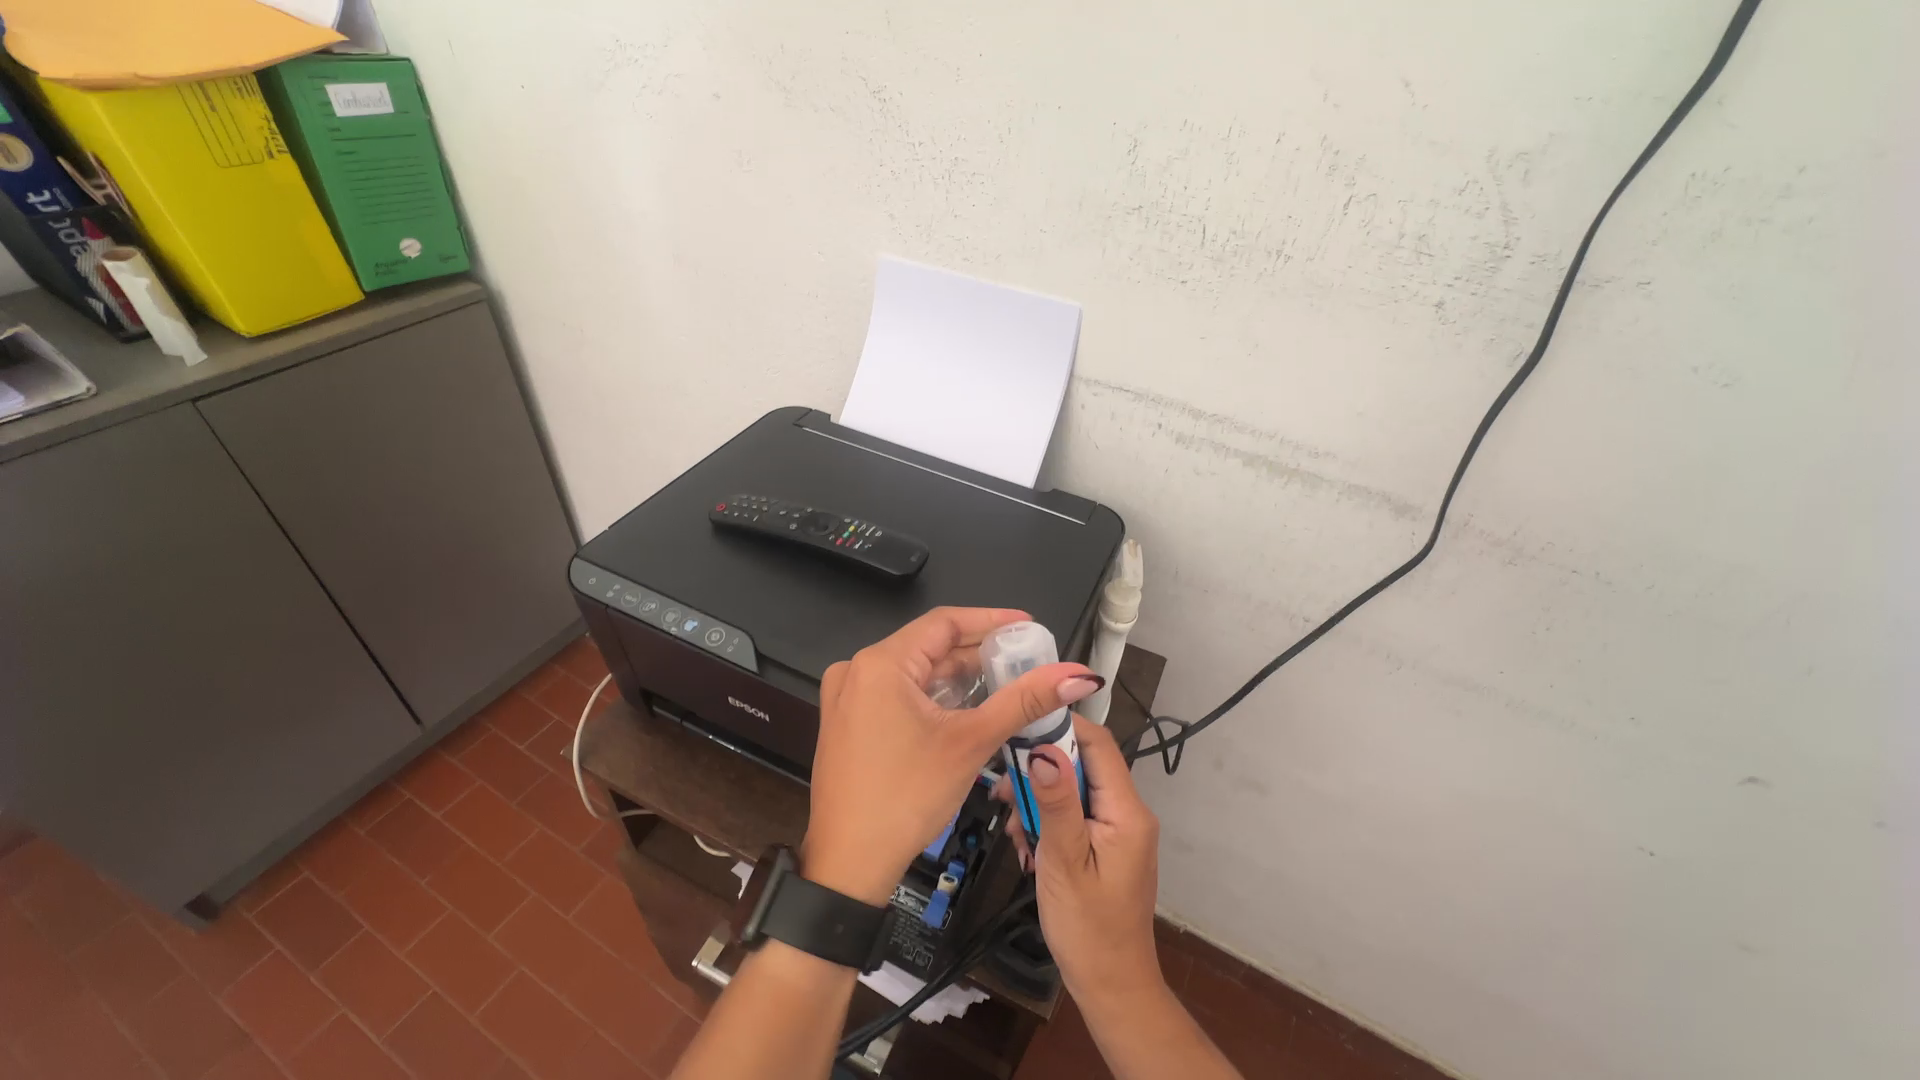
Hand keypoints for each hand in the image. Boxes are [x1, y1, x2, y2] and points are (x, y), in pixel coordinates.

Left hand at [803, 607, 1103, 905]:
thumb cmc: (908, 797)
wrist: (850, 863)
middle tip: (1026, 661)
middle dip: (978, 654)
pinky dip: (933, 697)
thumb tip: (1079, 675)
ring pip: (915, 673)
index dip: (991, 621)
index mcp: (879, 663)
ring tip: (1005, 684)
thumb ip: (1026, 701)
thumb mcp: (971, 742)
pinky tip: (966, 709)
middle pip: (929, 647)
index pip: (944, 623)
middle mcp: (856, 670)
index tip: (1029, 627)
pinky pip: (898, 695)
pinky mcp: (847, 722)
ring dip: (958, 677)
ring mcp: (847, 697)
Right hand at [1000, 716, 1163, 1008]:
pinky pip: (1074, 815)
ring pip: (1072, 789)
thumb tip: (1043, 747)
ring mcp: (1117, 829)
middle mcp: (1128, 812)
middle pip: (1081, 764)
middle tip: (1001, 792)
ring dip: (1037, 802)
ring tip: (1012, 831)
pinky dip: (1047, 823)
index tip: (1016, 725)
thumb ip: (1055, 802)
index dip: (1060, 725)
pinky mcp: (1105, 845)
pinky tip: (1026, 847)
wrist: (1110, 984)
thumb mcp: (1064, 861)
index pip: (1097, 743)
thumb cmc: (1087, 927)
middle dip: (1038, 771)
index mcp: (1126, 811)